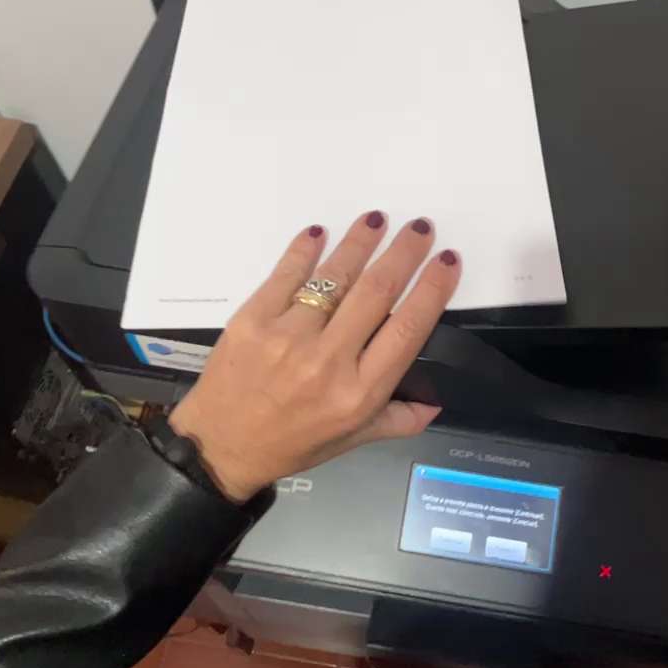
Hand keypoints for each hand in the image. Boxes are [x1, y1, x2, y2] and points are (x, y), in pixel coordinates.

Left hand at [168, 211, 460, 501]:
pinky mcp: (252, 320)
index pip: (408, 328)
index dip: (433, 288)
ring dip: (360, 242)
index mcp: (358, 392)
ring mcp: (287, 337)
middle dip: (404, 252)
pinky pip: (286, 274)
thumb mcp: (352, 440)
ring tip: (376, 221)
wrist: (220, 446)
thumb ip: (399, 419)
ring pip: (335, 276)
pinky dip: (305, 249)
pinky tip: (320, 232)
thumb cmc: (290, 442)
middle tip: (419, 228)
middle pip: (377, 291)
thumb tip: (435, 401)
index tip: (446, 261)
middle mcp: (327, 362)